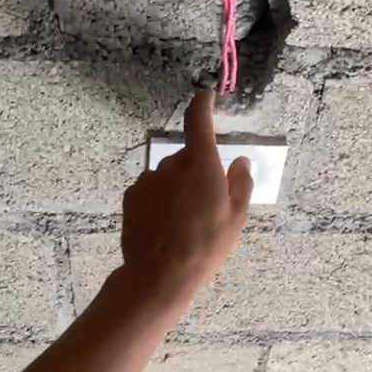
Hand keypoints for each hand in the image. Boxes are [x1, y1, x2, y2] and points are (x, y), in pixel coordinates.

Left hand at [117, 91, 252, 310]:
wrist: (160, 275)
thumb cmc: (205, 244)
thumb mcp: (236, 218)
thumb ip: (240, 183)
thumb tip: (240, 161)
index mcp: (200, 162)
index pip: (198, 119)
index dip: (202, 104)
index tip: (206, 96)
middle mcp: (171, 163)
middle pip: (187, 157)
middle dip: (196, 173)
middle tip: (205, 206)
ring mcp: (148, 178)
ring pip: (168, 176)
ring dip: (176, 190)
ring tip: (183, 224)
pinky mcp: (131, 195)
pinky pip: (150, 191)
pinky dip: (158, 202)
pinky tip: (164, 227)